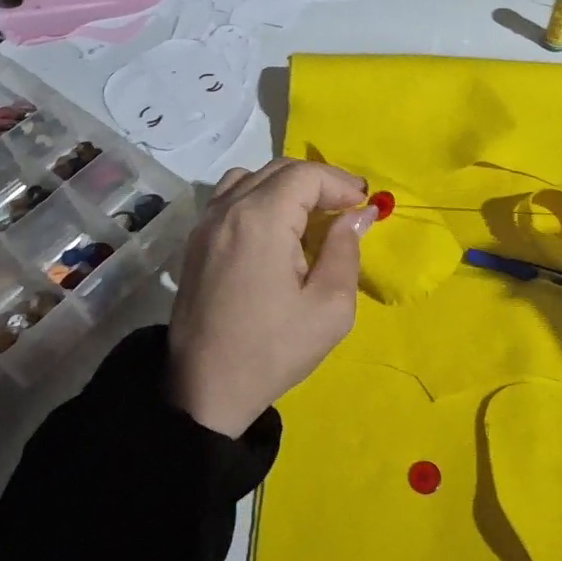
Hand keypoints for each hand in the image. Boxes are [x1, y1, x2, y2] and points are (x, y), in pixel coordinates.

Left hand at [167, 160, 375, 437]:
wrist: (203, 390)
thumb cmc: (272, 351)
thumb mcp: (329, 308)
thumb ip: (345, 251)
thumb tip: (357, 216)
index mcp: (260, 220)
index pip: (306, 175)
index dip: (340, 183)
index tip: (365, 206)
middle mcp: (228, 209)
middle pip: (279, 170)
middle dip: (318, 182)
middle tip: (348, 207)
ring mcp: (205, 224)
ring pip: (251, 178)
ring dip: (287, 187)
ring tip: (313, 215)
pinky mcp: (195, 242)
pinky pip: (230, 198)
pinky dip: (260, 199)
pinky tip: (278, 231)